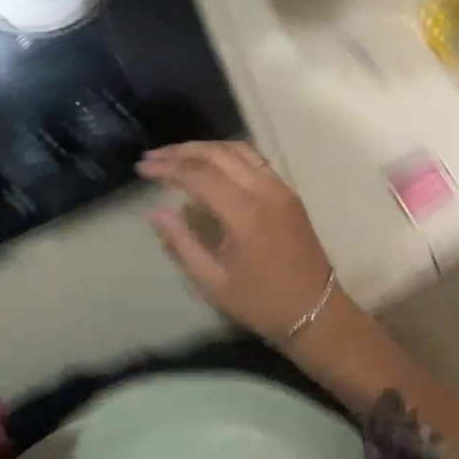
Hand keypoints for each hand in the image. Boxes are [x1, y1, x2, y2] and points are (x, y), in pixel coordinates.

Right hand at [137, 141, 338, 340]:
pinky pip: (255, 159)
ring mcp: (280, 188)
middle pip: (217, 153)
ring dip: (205, 147)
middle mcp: (264, 191)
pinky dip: (228, 152)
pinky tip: (210, 162)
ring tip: (176, 154)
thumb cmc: (260, 302)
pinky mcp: (288, 192)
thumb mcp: (212, 282)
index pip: (198, 175)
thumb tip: (154, 212)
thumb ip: (181, 243)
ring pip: (239, 149)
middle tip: (152, 156)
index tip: (142, 168)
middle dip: (181, 151)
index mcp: (245, 214)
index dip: (167, 168)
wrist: (316, 311)